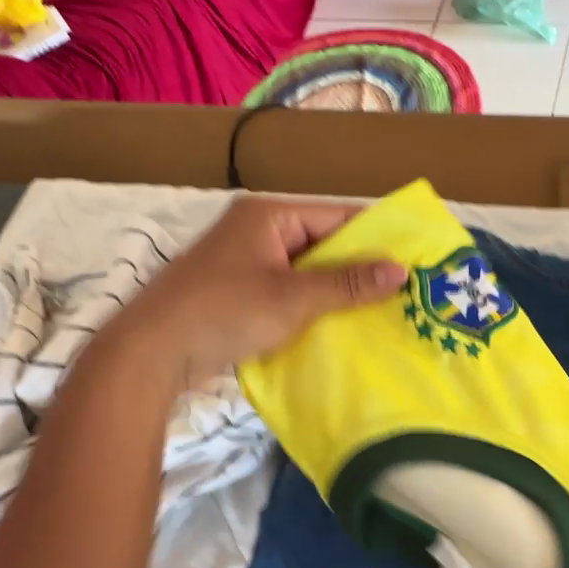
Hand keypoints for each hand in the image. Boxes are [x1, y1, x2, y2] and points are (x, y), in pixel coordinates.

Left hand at [101, 197, 406, 389]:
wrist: (152, 351)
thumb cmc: (223, 312)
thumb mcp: (293, 298)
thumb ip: (348, 283)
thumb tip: (401, 270)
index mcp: (268, 216)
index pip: (338, 217)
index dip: (378, 237)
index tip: (416, 258)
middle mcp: (258, 231)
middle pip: (325, 244)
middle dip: (361, 268)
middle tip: (407, 292)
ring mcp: (248, 263)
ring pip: (309, 272)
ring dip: (339, 292)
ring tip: (384, 311)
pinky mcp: (241, 293)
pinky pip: (291, 293)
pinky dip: (315, 307)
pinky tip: (343, 327)